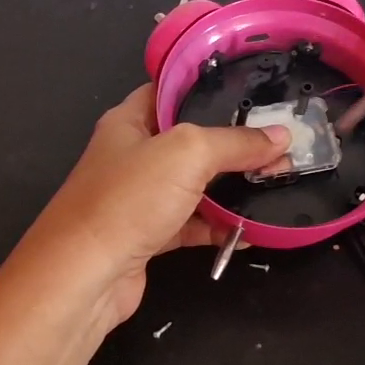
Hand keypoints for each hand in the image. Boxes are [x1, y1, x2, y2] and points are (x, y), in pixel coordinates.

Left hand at [13, 85, 289, 324]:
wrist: (84, 277)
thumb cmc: (128, 199)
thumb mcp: (188, 154)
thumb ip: (236, 142)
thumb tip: (281, 137)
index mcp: (129, 120)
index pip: (172, 90)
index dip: (210, 87)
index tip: (253, 90)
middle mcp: (132, 154)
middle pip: (190, 140)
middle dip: (232, 142)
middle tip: (278, 143)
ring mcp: (139, 198)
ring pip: (194, 184)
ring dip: (231, 187)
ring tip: (276, 183)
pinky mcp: (148, 236)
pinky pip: (192, 223)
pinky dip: (219, 226)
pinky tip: (250, 230)